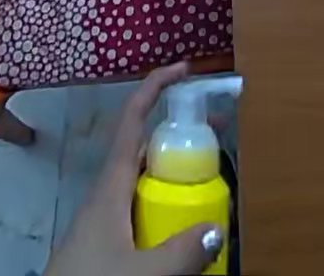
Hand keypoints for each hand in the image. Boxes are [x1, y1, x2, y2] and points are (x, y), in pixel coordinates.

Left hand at [44, 62, 221, 275]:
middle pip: (145, 147)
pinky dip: (164, 205)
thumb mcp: (139, 274)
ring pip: (144, 180)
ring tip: (207, 180)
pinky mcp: (106, 238)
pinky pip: (141, 207)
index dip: (156, 86)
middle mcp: (108, 188)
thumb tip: (217, 227)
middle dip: (176, 136)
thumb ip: (179, 254)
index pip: (134, 117)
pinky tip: (182, 225)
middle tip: (213, 137)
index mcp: (111, 181)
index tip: (184, 68)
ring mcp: (106, 213)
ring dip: (172, 173)